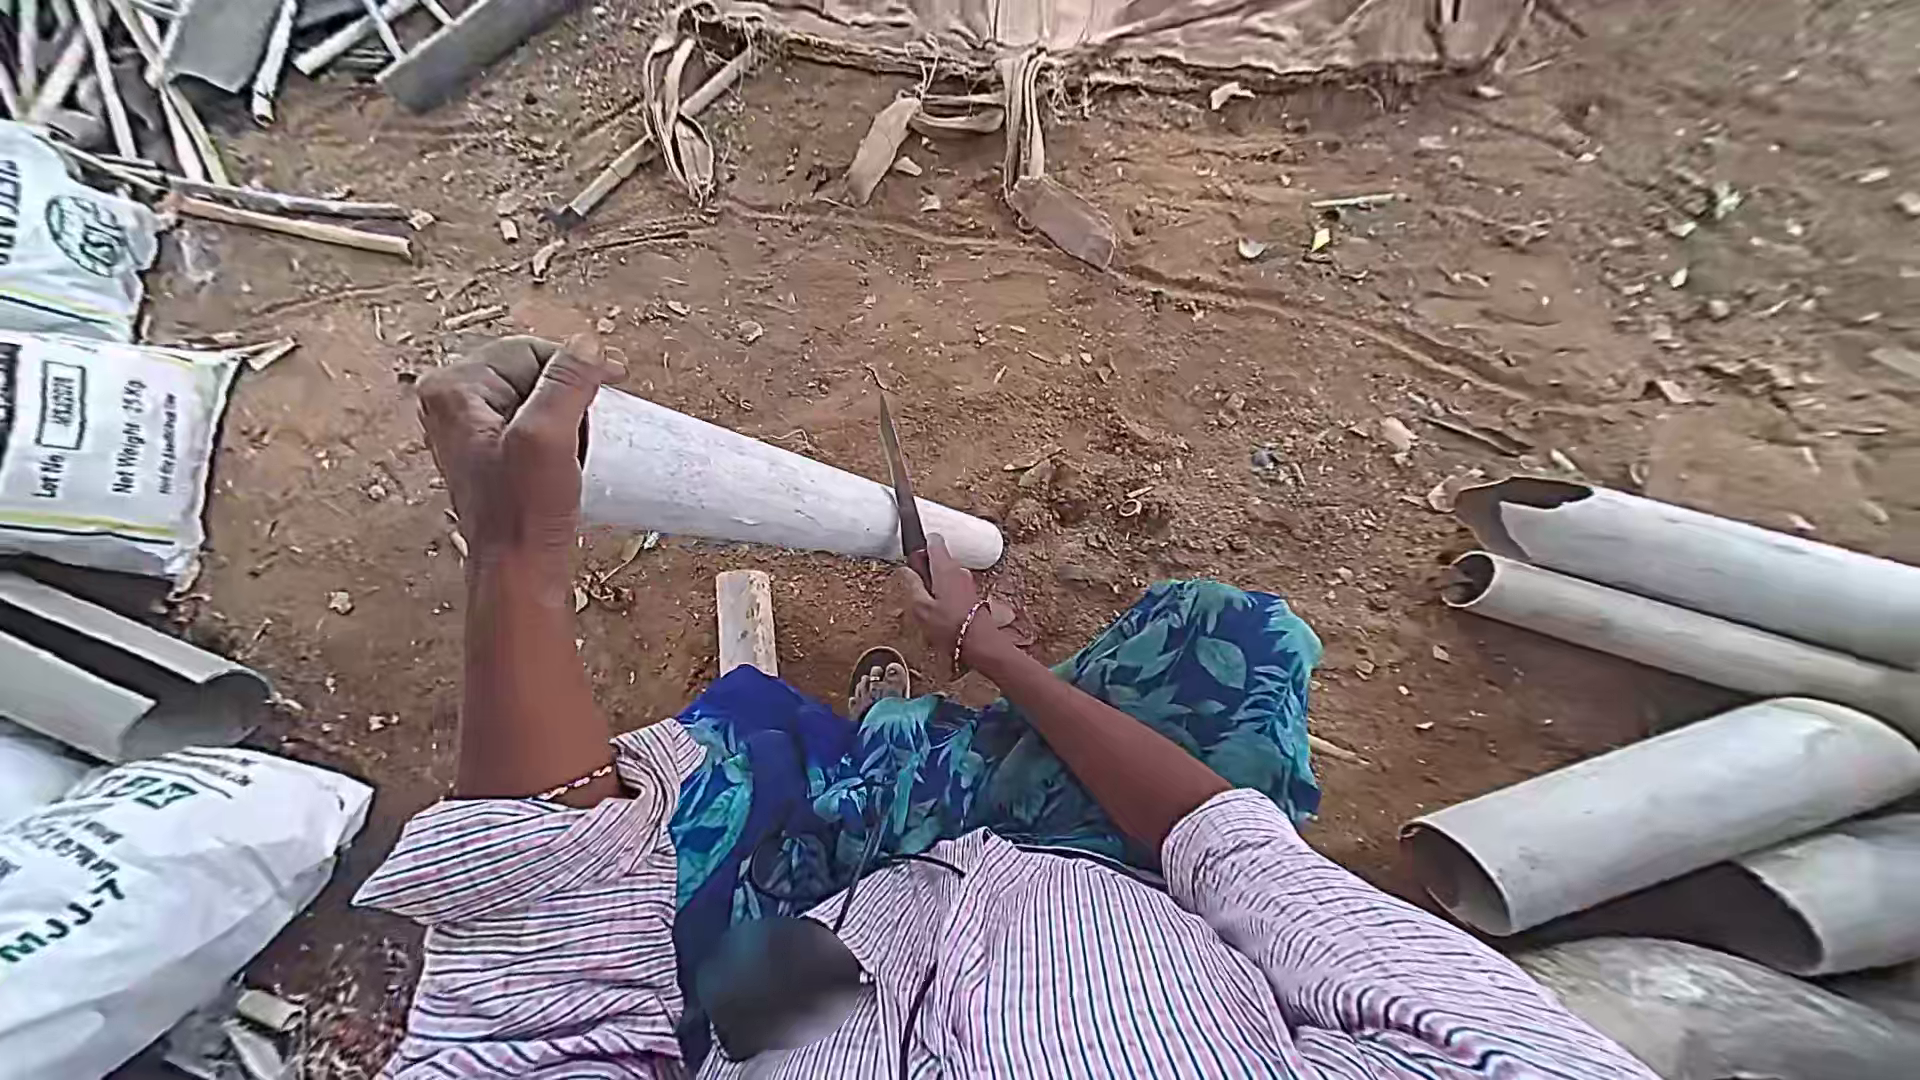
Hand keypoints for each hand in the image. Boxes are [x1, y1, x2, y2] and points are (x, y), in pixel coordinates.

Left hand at [415, 335, 622, 566]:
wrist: (520, 564)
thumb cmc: (526, 508)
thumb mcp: (547, 437)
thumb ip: (565, 385)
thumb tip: (589, 344)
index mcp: (455, 390)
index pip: (527, 351)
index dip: (577, 362)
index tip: (616, 380)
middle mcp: (457, 405)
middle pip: (532, 372)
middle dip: (576, 386)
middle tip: (610, 409)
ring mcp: (476, 431)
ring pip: (539, 398)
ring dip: (576, 408)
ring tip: (601, 431)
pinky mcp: (498, 454)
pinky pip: (539, 424)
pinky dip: (568, 429)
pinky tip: (587, 447)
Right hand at [891, 535, 1001, 665]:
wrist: (979, 643)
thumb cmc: (950, 626)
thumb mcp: (921, 607)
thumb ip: (912, 584)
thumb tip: (905, 570)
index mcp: (945, 567)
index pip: (934, 540)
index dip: (920, 547)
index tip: (913, 563)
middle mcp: (958, 570)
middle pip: (938, 557)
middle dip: (925, 569)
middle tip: (917, 591)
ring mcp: (966, 581)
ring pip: (945, 573)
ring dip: (934, 583)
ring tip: (928, 606)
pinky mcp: (970, 593)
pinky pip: (952, 584)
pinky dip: (943, 592)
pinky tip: (940, 611)